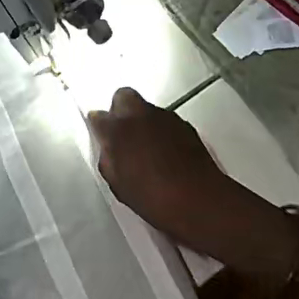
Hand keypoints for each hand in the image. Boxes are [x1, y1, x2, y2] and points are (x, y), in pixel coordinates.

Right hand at [88, 88, 291, 274]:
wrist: (200, 201)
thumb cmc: (152, 198)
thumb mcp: (118, 184)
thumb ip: (108, 158)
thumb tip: (107, 145)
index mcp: (117, 129)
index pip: (98, 116)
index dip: (99, 125)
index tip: (102, 137)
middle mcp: (139, 114)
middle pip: (123, 96)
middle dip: (120, 109)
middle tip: (123, 135)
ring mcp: (165, 117)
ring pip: (147, 108)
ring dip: (143, 121)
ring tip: (148, 149)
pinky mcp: (186, 126)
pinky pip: (166, 122)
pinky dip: (162, 131)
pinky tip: (167, 154)